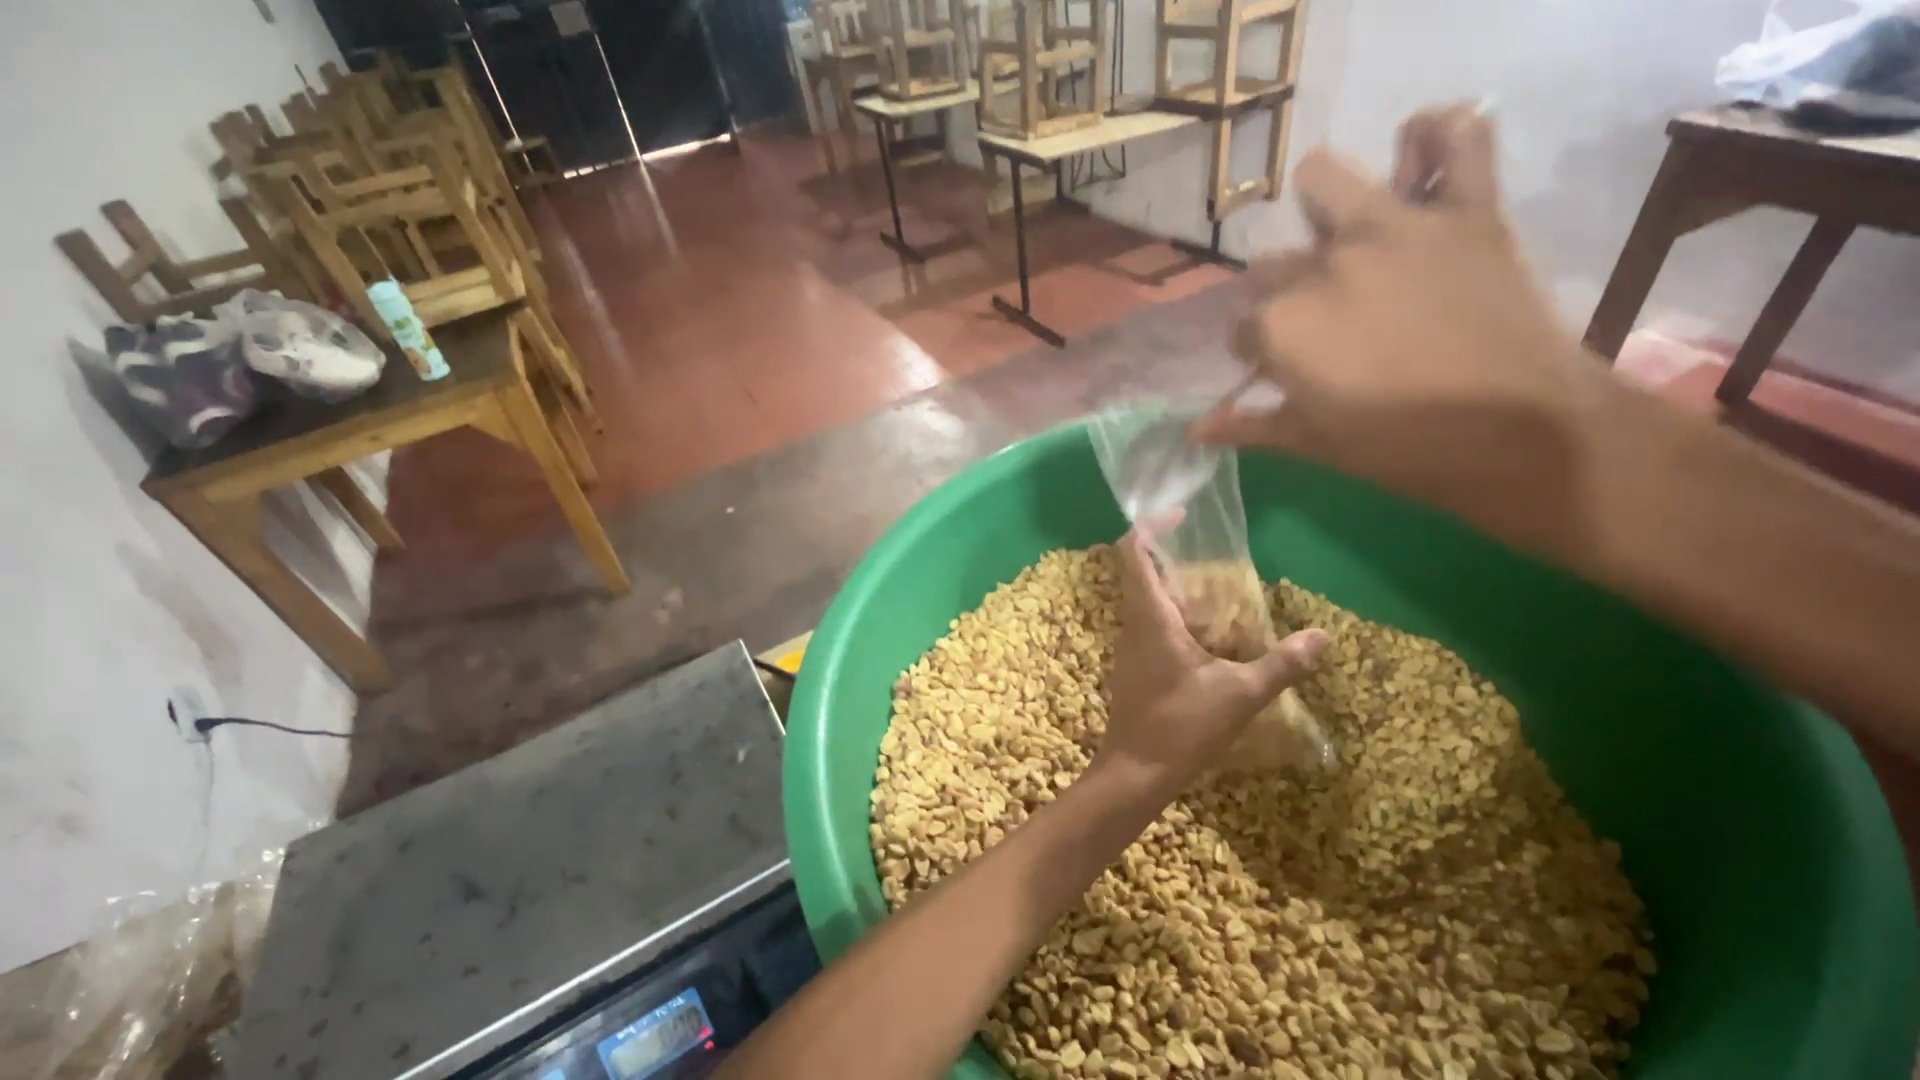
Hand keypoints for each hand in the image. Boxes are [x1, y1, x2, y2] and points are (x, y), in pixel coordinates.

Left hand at [1095, 529, 1327, 795]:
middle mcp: (1133, 625)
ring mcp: (1130, 649)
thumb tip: (1322, 636)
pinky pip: (1152, 629)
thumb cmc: (1181, 726)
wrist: (1135, 773)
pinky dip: (1177, 621)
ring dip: (1179, 593)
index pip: (1133, 553)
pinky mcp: (1135, 669)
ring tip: (1222, 599)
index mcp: (1149, 617)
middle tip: (1217, 561)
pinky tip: (1211, 641)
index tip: (1181, 516)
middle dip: (1175, 560)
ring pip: (1148, 603)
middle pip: (1142, 574)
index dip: (1151, 527)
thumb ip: (1281, 663)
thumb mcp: (1239, 694)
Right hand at [1194, 105, 1615, 549]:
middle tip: (1324, 322)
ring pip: (1324, 177)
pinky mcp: (1465, 209)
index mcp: (1284, 326)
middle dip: (1285, 293)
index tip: (1284, 370)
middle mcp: (1324, 265)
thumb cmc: (1408, 451)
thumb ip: (1251, 427)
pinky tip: (1422, 165)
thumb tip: (1194, 429)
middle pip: (1272, 264)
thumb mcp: (1317, 445)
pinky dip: (1436, 138)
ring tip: (1348, 238)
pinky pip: (1456, 136)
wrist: (1528, 437)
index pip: (1243, 327)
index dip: (1259, 352)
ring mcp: (1394, 227)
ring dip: (1324, 207)